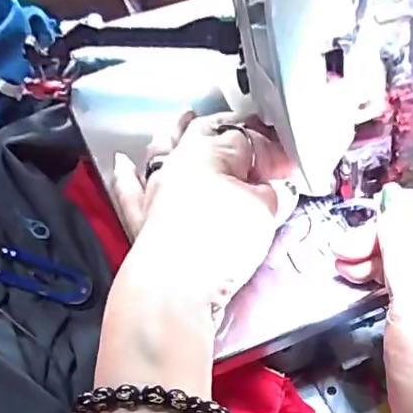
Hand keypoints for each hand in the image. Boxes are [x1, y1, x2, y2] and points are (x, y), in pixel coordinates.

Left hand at [112, 112, 295, 318]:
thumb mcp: (263, 214)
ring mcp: (155, 192)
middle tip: (245, 134)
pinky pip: (128, 190)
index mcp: (210, 150)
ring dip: (175, 133)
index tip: (287, 171)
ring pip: (163, 149)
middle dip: (226, 128)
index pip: (247, 138)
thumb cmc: (217, 245)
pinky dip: (127, 176)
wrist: (174, 291)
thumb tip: (275, 191)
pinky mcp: (140, 223)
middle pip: (203, 131)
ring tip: (185, 120)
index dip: (271, 151)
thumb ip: (273, 196)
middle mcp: (178, 165)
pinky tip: (124, 164)